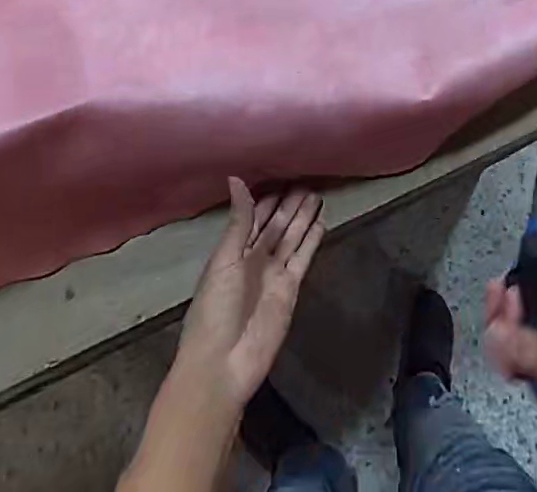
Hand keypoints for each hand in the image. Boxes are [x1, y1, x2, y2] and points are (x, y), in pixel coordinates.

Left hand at [120, 180, 324, 491]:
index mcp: (233, 250)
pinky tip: (321, 222)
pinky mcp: (291, 288)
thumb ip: (238, 221)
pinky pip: (303, 257)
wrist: (223, 363)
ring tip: (317, 194)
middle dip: (290, 204)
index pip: (254, 217)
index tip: (283, 174)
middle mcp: (255, 258)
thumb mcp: (224, 260)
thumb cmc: (215, 309)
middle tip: (308, 179)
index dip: (267, 198)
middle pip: (277, 225)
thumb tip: (236, 179)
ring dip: (303, 217)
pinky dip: (312, 240)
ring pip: (292, 237)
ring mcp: (274, 273)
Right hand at [485, 281, 536, 491]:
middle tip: (497, 337)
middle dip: (504, 319)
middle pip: (523, 311)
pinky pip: (514, 363)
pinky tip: (507, 374)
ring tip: (505, 364)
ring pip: (513, 336)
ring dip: (501, 344)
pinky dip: (504, 363)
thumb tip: (497, 327)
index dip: (518, 295)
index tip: (499, 306)